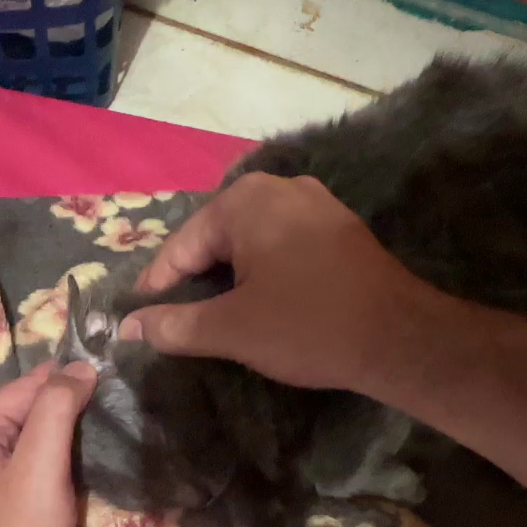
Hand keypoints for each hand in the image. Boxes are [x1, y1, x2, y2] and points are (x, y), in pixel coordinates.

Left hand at [0, 360, 98, 526]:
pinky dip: (58, 457)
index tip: (112, 377)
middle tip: (114, 403)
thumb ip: (57, 408)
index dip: (70, 380)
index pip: (27, 384)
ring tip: (107, 427)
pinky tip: (85, 459)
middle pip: (28, 408)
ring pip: (32, 435)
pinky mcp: (0, 495)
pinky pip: (32, 460)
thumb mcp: (41, 464)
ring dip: (66, 432)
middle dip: (68, 405)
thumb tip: (80, 366)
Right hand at [120, 172, 431, 391]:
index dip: (156, 288)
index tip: (138, 322)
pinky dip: (263, 275)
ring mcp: (316, 205)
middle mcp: (280, 188)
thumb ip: (173, 325)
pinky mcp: (339, 231)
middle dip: (194, 282)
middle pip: (215, 238)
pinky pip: (283, 248)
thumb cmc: (306, 327)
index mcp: (245, 201)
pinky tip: (260, 306)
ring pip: (250, 244)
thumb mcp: (230, 329)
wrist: (399, 339)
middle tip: (176, 324)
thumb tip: (127, 328)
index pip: (181, 245)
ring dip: (229, 280)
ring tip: (214, 320)